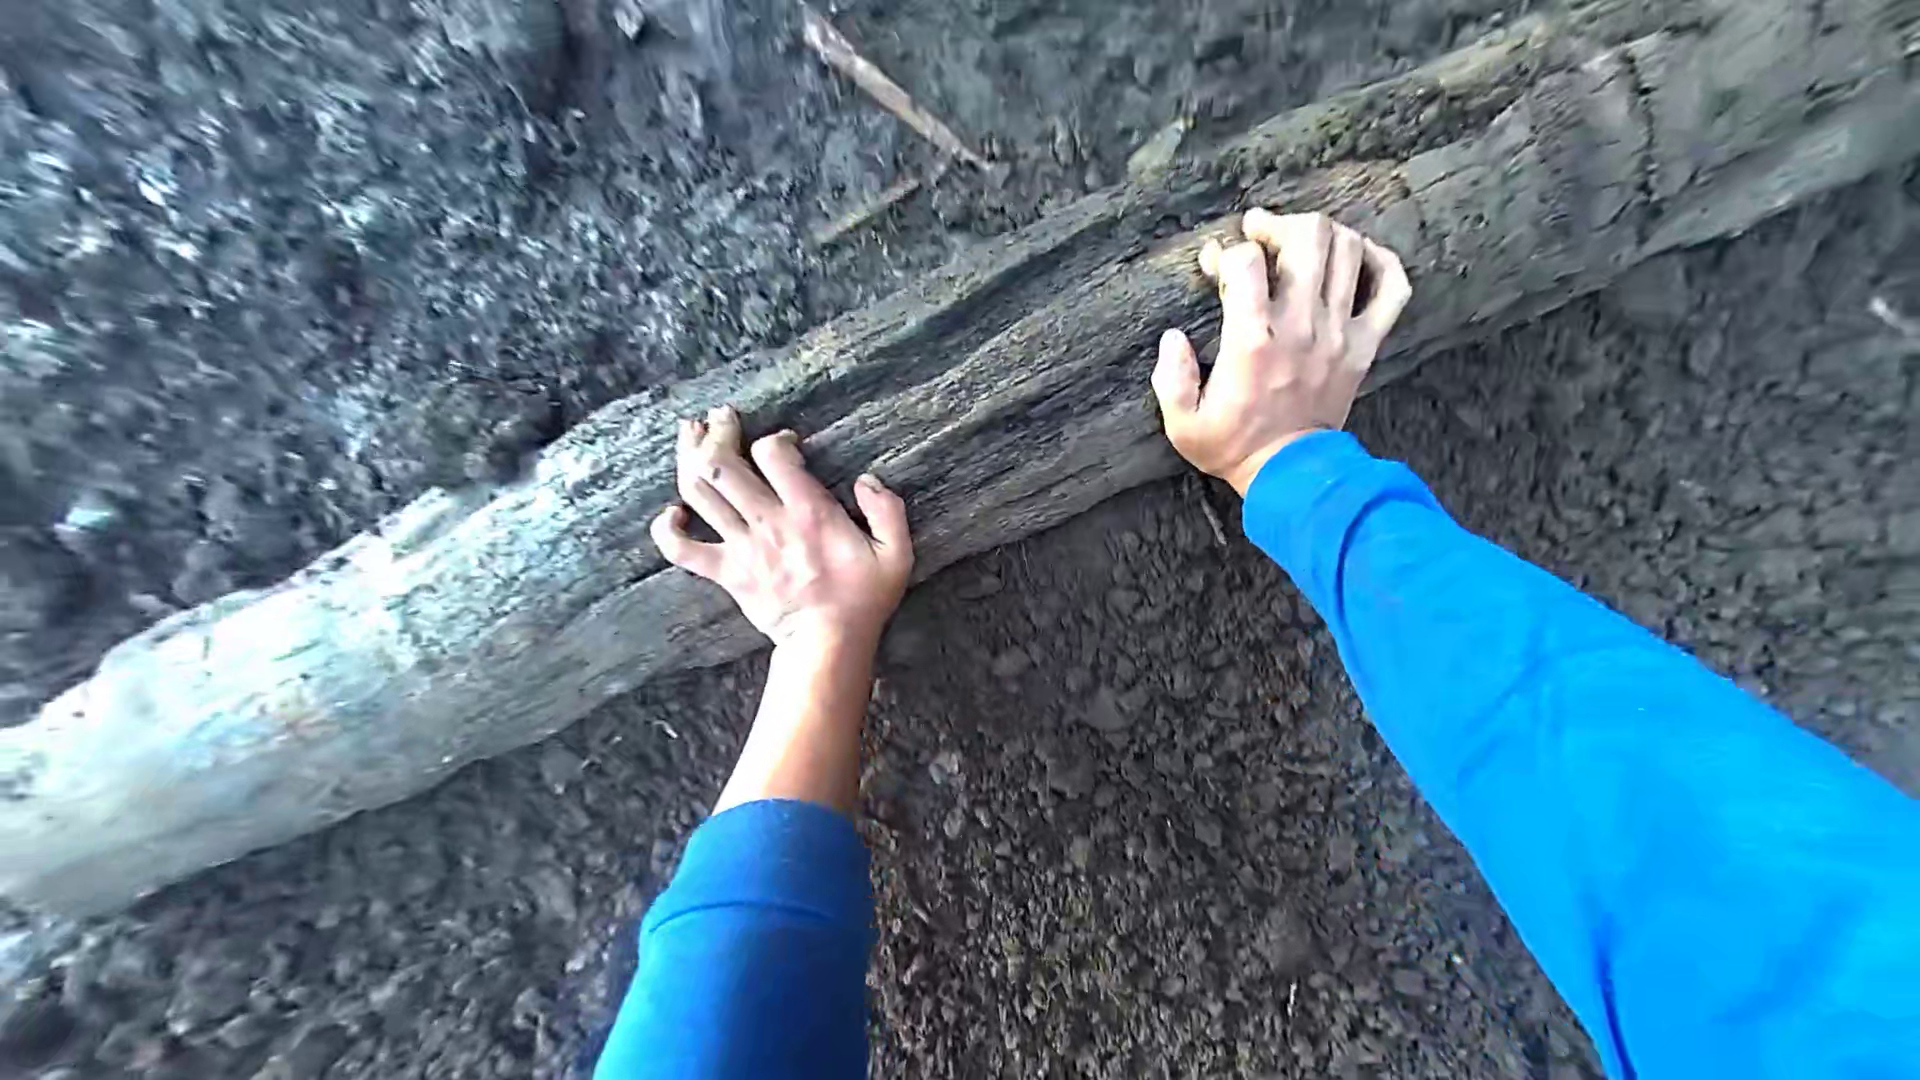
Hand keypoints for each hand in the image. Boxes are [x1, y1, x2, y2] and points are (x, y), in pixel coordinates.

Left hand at [651, 405, 913, 647]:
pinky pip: (681, 550)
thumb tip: (866, 480)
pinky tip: (672, 512)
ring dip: (688, 459)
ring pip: (698, 493)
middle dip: (718, 432)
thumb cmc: (863, 598)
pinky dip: (667, 529)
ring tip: (690, 436)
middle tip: (721, 417)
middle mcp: (768, 523)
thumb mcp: (897, 553)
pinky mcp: (726, 572)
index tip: (787, 444)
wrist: (829, 643)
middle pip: (723, 464)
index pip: (773, 454)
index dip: (776, 439)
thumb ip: (887, 510)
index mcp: (809, 512)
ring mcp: (741, 548)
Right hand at [1153, 209, 1412, 494]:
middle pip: (1306, 238)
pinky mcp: (1365, 344)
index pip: (1245, 265)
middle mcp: (1301, 326)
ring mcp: (1340, 332)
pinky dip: (1379, 260)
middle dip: (1277, 224)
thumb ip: (1170, 378)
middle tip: (1257, 231)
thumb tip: (1173, 338)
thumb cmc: (1231, 446)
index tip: (1212, 262)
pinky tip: (1356, 256)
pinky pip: (1392, 285)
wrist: (1289, 474)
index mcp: (1251, 342)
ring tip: (1296, 241)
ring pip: (1347, 249)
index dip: (1224, 253)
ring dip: (1319, 232)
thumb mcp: (1182, 424)